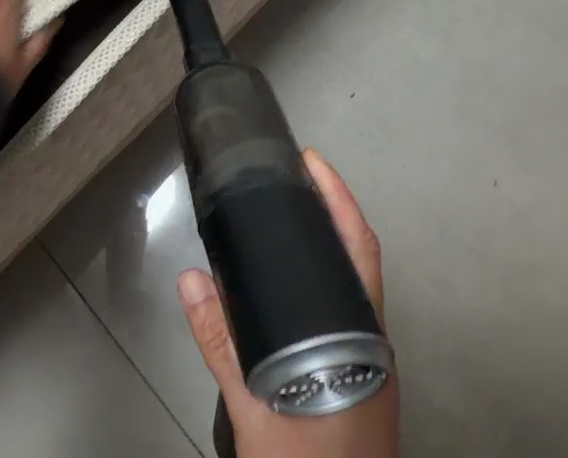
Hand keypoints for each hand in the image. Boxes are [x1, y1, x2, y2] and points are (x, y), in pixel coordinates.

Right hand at [178, 149, 398, 457]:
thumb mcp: (255, 406)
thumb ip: (222, 343)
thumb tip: (193, 279)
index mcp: (358, 339)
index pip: (356, 251)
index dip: (338, 200)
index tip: (312, 161)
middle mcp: (374, 344)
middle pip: (359, 260)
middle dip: (331, 212)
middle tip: (293, 177)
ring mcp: (372, 363)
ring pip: (355, 286)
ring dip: (328, 245)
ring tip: (287, 217)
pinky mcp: (365, 380)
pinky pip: (346, 311)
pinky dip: (322, 280)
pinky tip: (292, 285)